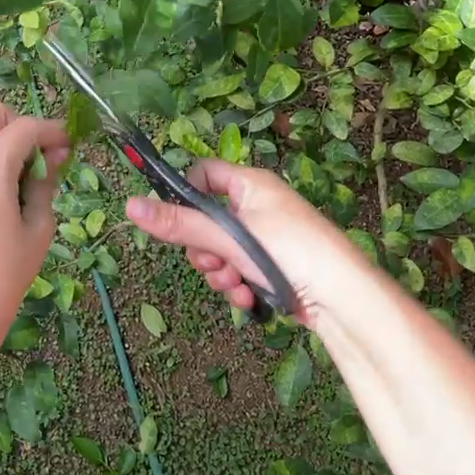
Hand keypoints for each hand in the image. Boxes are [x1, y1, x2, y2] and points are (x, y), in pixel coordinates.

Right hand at [124, 158, 360, 324]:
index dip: (186, 196)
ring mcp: (266, 237)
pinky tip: (247, 299)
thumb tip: (131, 205)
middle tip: (214, 263)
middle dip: (204, 248)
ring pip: (221, 251)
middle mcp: (257, 205)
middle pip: (207, 220)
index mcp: (249, 183)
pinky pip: (239, 270)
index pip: (203, 175)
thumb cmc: (289, 251)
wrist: (344, 299)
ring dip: (221, 272)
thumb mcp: (229, 236)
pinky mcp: (272, 267)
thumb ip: (179, 223)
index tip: (177, 222)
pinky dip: (238, 285)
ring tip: (235, 285)